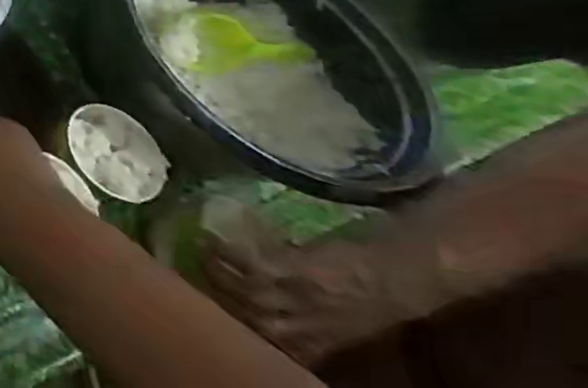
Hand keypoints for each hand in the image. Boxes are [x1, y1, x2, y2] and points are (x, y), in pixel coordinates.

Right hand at [205, 237, 429, 364]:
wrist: (394, 279)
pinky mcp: (283, 270)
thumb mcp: (334, 329)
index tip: (207, 304)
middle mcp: (289, 330)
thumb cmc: (366, 305)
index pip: (252, 340)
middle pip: (235, 312)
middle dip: (211, 292)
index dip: (225, 323)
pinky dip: (220, 250)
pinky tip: (211, 239)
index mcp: (302, 348)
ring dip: (211, 269)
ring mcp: (286, 300)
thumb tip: (261, 315)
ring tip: (199, 252)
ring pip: (232, 287)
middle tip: (193, 272)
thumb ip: (301, 328)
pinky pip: (240, 260)